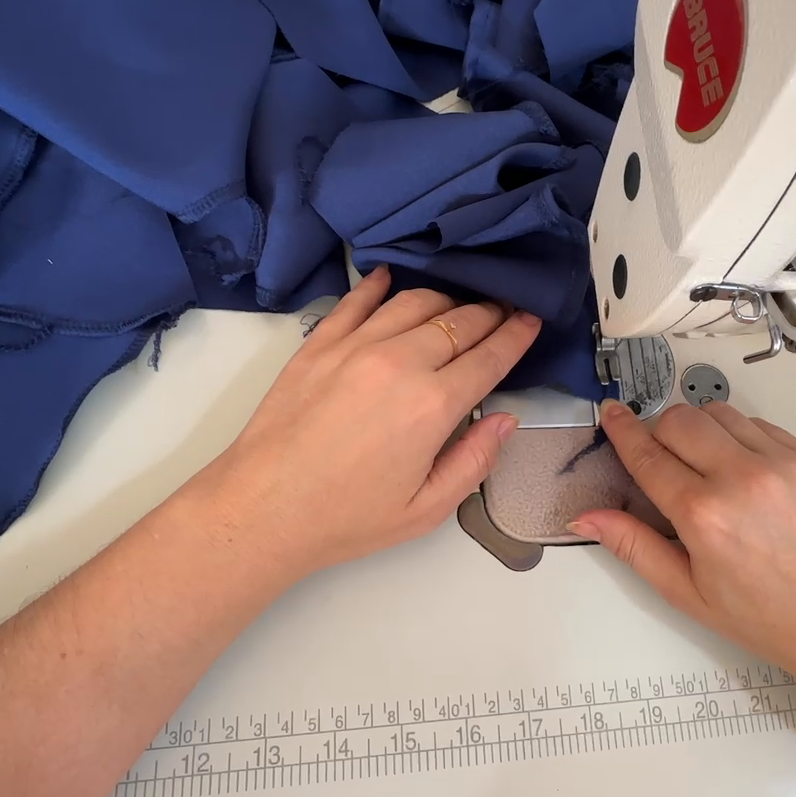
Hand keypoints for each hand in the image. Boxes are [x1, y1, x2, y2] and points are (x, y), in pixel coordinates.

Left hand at [185, 267, 540, 586]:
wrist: (263, 509)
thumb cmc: (347, 517)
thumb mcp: (427, 508)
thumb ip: (475, 461)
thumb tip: (506, 420)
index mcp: (433, 405)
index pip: (490, 357)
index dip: (517, 335)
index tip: (532, 320)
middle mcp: (399, 363)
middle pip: (459, 321)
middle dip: (490, 313)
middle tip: (504, 311)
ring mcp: (355, 347)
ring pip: (415, 303)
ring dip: (446, 299)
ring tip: (459, 306)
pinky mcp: (319, 344)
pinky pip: (357, 301)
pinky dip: (379, 286)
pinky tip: (391, 279)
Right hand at [570, 400, 795, 678]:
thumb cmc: (766, 616)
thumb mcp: (686, 592)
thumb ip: (633, 545)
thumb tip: (585, 518)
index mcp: (703, 516)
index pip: (647, 455)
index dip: (622, 430)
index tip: (611, 413)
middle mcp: (740, 477)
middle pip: (678, 419)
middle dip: (659, 430)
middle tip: (660, 458)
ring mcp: (779, 461)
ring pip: (717, 411)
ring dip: (697, 428)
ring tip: (702, 463)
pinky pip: (756, 422)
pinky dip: (736, 434)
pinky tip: (739, 468)